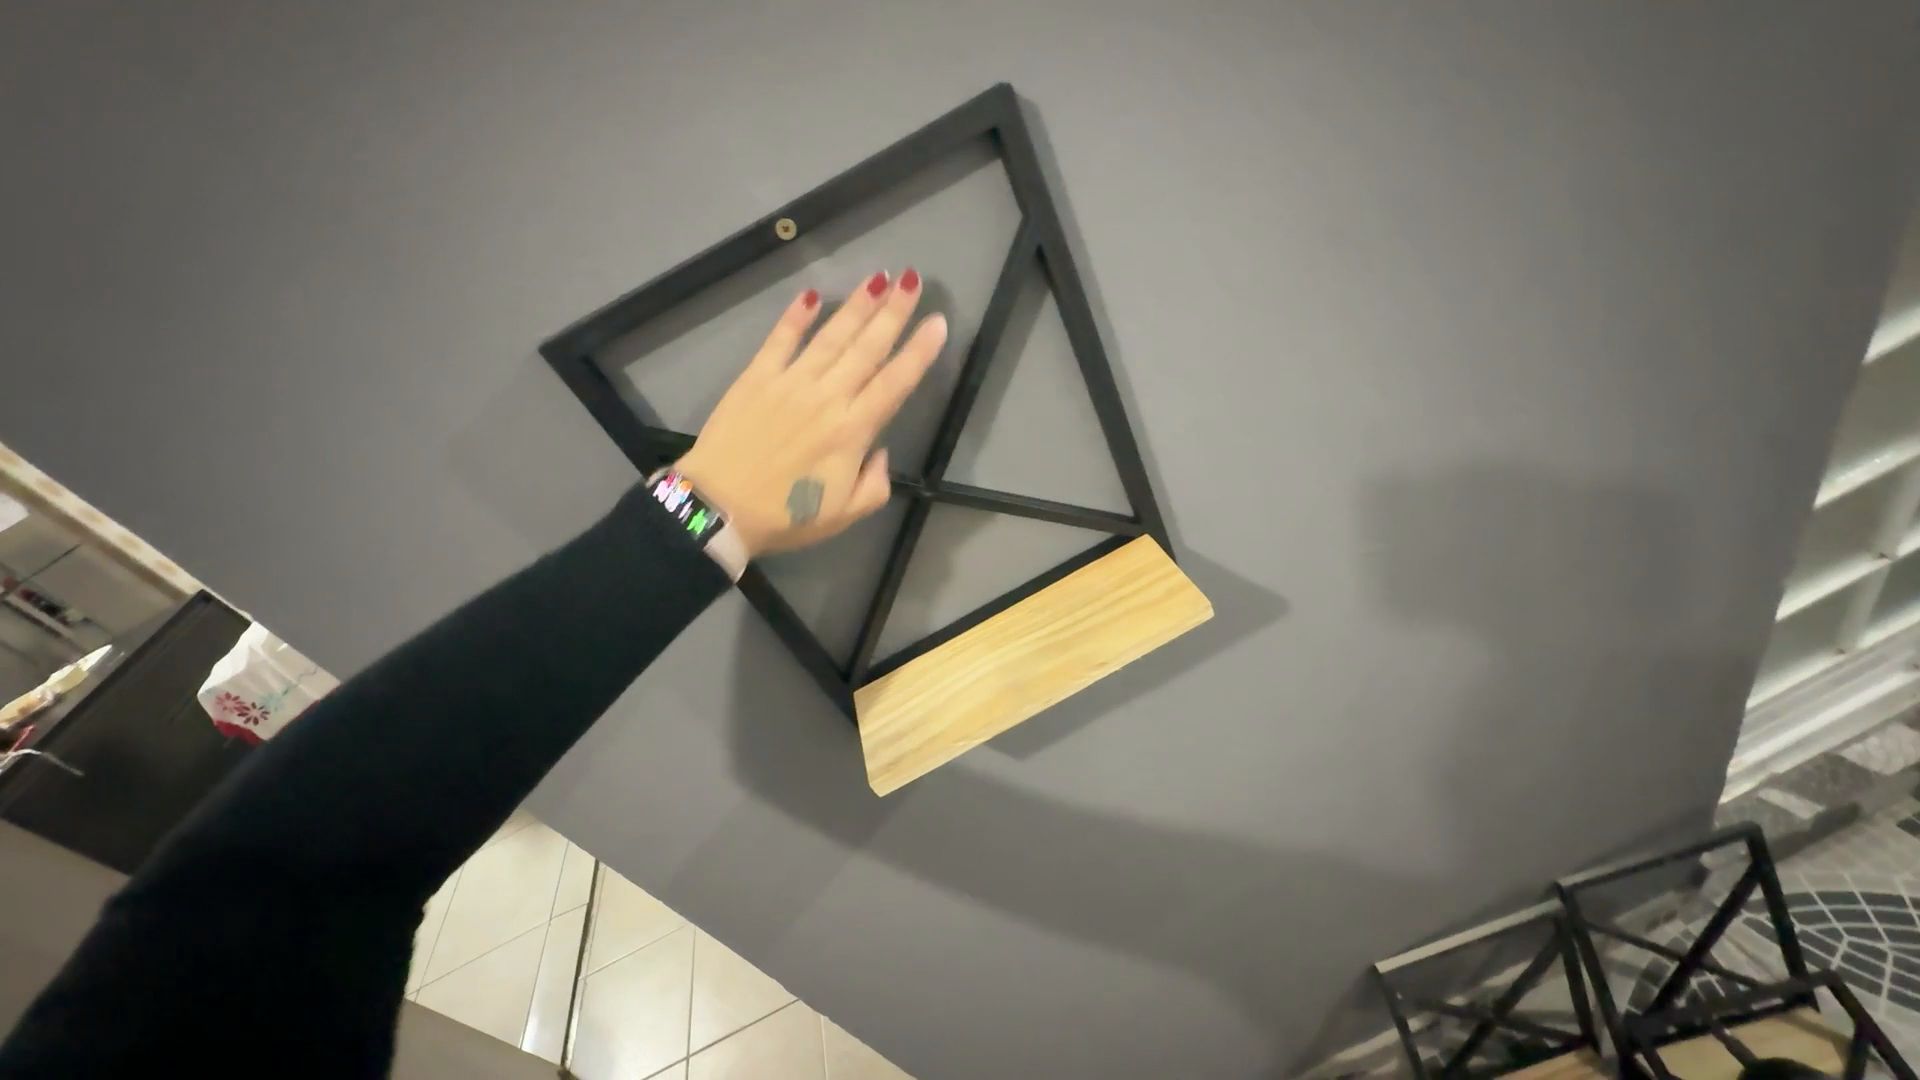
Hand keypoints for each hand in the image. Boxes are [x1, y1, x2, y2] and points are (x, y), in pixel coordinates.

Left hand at [671, 269, 947, 557]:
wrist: (719, 508)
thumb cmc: (786, 517)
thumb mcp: (844, 515)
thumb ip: (875, 485)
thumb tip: (880, 452)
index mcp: (852, 432)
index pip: (894, 383)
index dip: (918, 352)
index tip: (937, 322)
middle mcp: (827, 398)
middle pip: (867, 349)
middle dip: (893, 312)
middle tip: (912, 280)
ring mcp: (790, 383)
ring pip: (831, 336)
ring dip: (856, 305)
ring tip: (878, 278)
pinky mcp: (756, 377)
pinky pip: (780, 339)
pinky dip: (795, 316)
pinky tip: (810, 294)